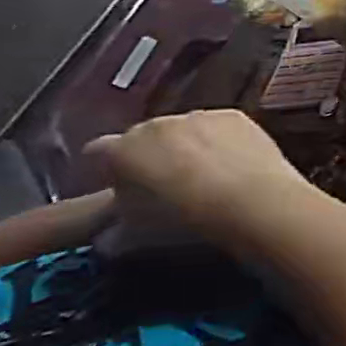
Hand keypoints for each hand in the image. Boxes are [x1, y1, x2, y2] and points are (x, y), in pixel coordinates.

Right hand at [84, 110, 309, 244]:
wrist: (247, 198)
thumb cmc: (181, 218)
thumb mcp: (132, 230)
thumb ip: (115, 220)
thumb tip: (114, 223)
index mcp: (119, 150)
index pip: (98, 152)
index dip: (109, 168)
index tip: (123, 184)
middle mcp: (155, 125)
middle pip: (146, 136)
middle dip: (152, 154)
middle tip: (170, 180)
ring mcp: (198, 116)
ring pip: (185, 128)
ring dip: (190, 143)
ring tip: (208, 171)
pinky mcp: (234, 115)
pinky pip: (220, 125)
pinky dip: (223, 138)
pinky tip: (235, 161)